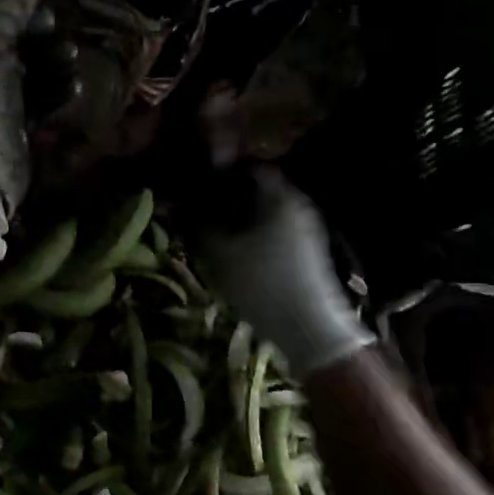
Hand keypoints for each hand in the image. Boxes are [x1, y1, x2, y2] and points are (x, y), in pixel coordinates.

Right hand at [198, 167, 373, 377]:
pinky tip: (237, 246)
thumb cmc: (262, 283)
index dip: (224, 169)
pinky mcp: (308, 249)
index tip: (202, 179)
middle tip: (203, 204)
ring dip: (242, 214)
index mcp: (280, 196)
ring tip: (214, 227)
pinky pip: (276, 227)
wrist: (308, 328)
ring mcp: (307, 227)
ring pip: (267, 209)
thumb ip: (202, 224)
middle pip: (259, 187)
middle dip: (230, 194)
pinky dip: (255, 230)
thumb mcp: (222, 254)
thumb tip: (185, 206)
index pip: (250, 166)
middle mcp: (298, 204)